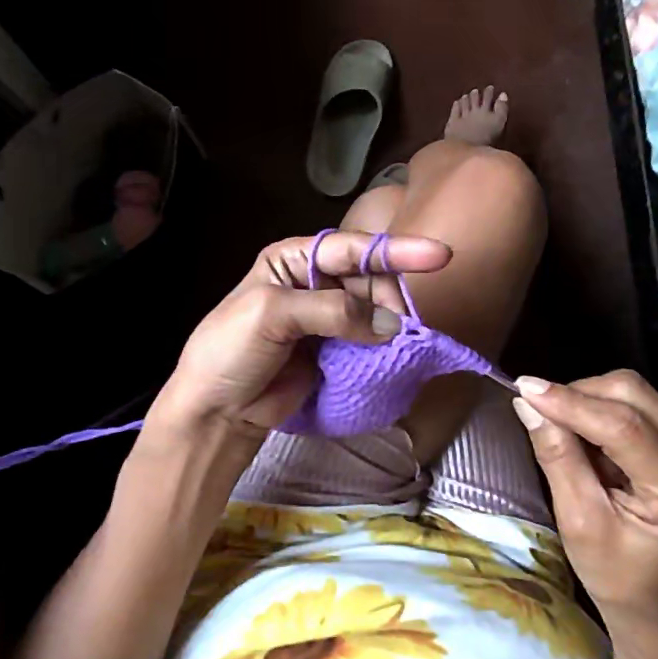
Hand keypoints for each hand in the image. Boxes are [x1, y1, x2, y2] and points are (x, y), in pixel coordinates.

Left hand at [148, 231, 451, 439]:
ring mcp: (325, 319)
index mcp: (291, 260)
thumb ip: (331, 311)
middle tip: (402, 327)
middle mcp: (312, 283)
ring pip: (374, 310)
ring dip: (391, 324)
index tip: (439, 256)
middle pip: (368, 278)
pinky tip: (395, 355)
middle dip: (390, 297)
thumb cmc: (230, 351)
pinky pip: (369, 341)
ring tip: (400, 343)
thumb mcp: (271, 315)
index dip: (395, 250)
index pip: (350, 249)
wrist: (217, 409)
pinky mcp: (334, 351)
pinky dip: (385, 347)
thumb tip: (389, 324)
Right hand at [511, 370, 657, 620]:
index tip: (523, 387)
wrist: (647, 591)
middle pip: (634, 398)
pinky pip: (639, 405)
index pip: (625, 428)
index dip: (571, 402)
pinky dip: (600, 408)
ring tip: (562, 427)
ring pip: (635, 394)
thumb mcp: (577, 519)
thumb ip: (557, 457)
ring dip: (588, 399)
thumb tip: (527, 404)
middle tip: (538, 410)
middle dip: (578, 395)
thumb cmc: (610, 567)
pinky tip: (584, 433)